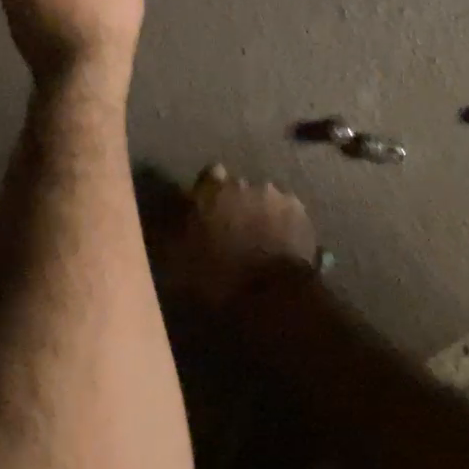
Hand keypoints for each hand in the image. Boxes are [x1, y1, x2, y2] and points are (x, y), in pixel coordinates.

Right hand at [164, 164, 318, 307]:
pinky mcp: (300, 210)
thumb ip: (172, 229)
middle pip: (238, 186)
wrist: (272, 294)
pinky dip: (282, 222)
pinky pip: (286, 210)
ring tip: (259, 240)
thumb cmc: (219, 277)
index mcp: (212, 190)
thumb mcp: (178, 259)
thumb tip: (168, 215)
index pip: (208, 175)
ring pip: (263, 197)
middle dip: (234, 202)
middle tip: (233, 230)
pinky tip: (280, 243)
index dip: (208, 192)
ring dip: (259, 211)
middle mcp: (244, 182)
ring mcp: (275, 194)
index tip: (206, 210)